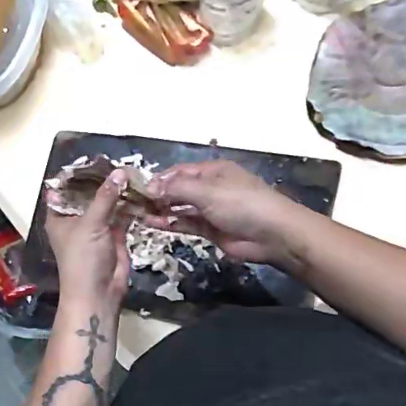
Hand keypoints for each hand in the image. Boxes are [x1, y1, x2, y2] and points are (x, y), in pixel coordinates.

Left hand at [45, 169, 131, 304]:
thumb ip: (106, 197)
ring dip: (119, 191)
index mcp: (60, 215)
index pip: (65, 187)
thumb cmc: (83, 258)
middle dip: (104, 180)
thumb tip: (120, 172)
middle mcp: (76, 219)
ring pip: (108, 203)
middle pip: (89, 193)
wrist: (98, 293)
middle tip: (121, 161)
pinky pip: (122, 215)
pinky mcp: (114, 235)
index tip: (96, 157)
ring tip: (135, 172)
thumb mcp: (91, 224)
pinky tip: (142, 191)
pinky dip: (131, 205)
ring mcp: (96, 227)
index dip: (78, 173)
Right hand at [145, 160, 303, 266]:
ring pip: (180, 208)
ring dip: (161, 211)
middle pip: (178, 190)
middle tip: (133, 204)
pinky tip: (154, 225)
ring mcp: (211, 209)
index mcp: (212, 171)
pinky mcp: (211, 229)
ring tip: (138, 215)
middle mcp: (210, 187)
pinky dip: (171, 224)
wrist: (272, 234)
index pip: (178, 172)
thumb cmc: (241, 203)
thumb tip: (150, 187)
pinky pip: (186, 223)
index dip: (158, 179)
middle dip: (157, 196)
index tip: (137, 189)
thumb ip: (177, 189)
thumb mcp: (207, 190)